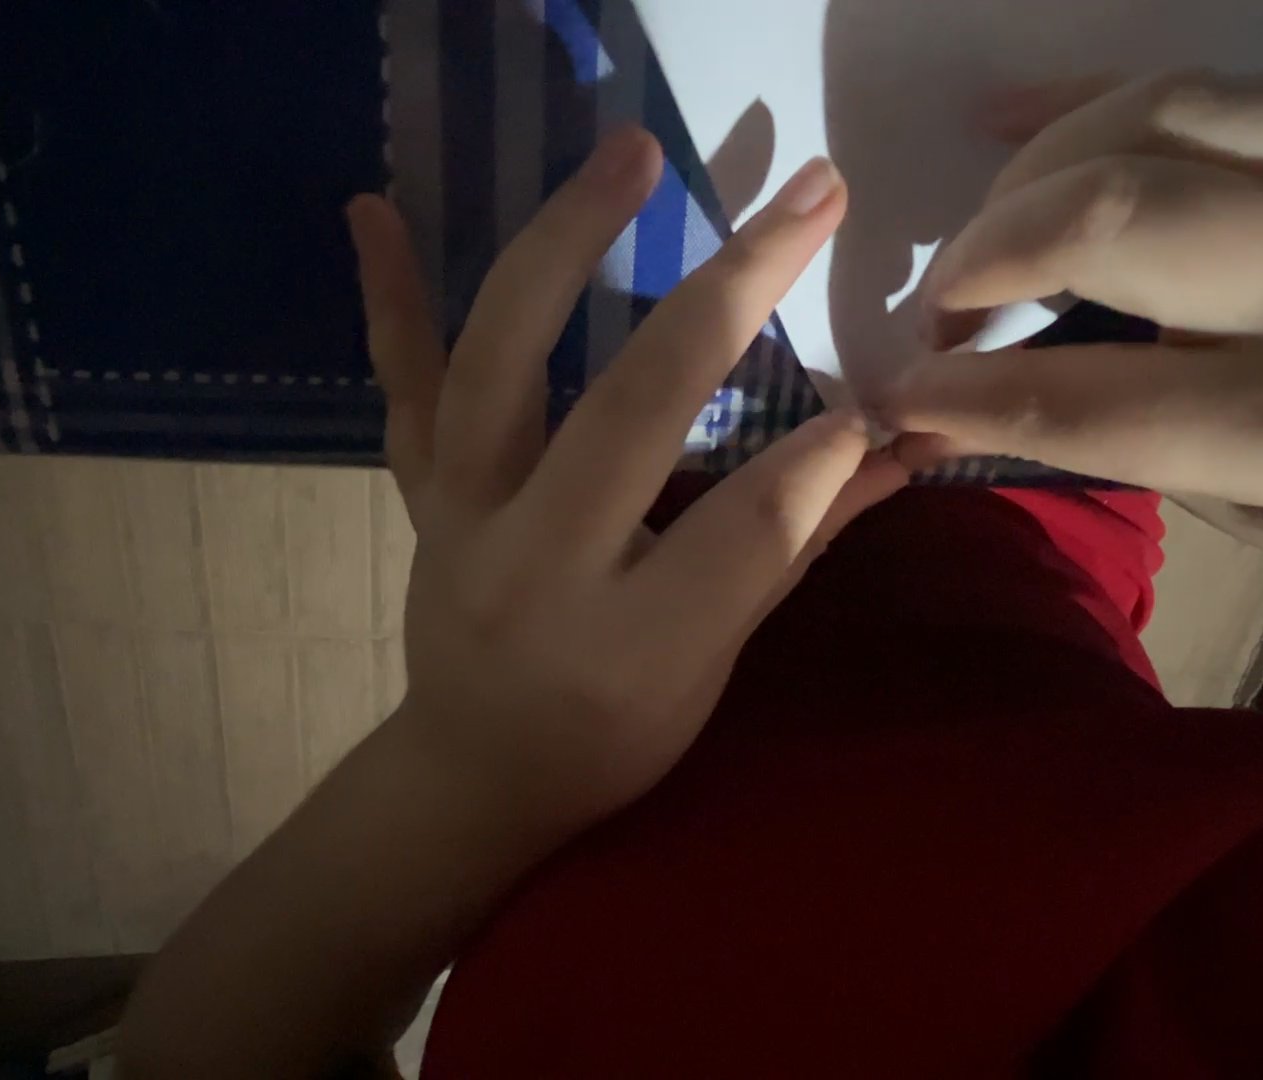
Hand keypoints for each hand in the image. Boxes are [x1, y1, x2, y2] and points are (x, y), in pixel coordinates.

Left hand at [351, 129, 906, 833]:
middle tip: (808, 199)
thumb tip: (890, 452)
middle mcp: (534, 574)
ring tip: (632, 155)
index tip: (876, 397)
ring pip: (500, 366)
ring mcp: (460, 525)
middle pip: (634, 413)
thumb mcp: (709, 674)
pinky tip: (373, 210)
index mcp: (631, 649)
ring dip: (566, 245)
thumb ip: (790, 553)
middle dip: (734, 295)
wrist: (473, 771)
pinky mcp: (421, 501)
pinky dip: (388, 300)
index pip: (751, 525)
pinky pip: (401, 392)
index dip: (826, 453)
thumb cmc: (607, 741)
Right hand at [877, 72, 1262, 623]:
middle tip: (941, 311)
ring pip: (1153, 118)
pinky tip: (1017, 128)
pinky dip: (1087, 99)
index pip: (1074, 401)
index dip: (953, 398)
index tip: (890, 400)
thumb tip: (967, 412)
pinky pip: (1211, 82)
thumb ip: (1109, 446)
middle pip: (1109, 220)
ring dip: (1028, 174)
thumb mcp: (1253, 513)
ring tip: (992, 236)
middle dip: (979, 258)